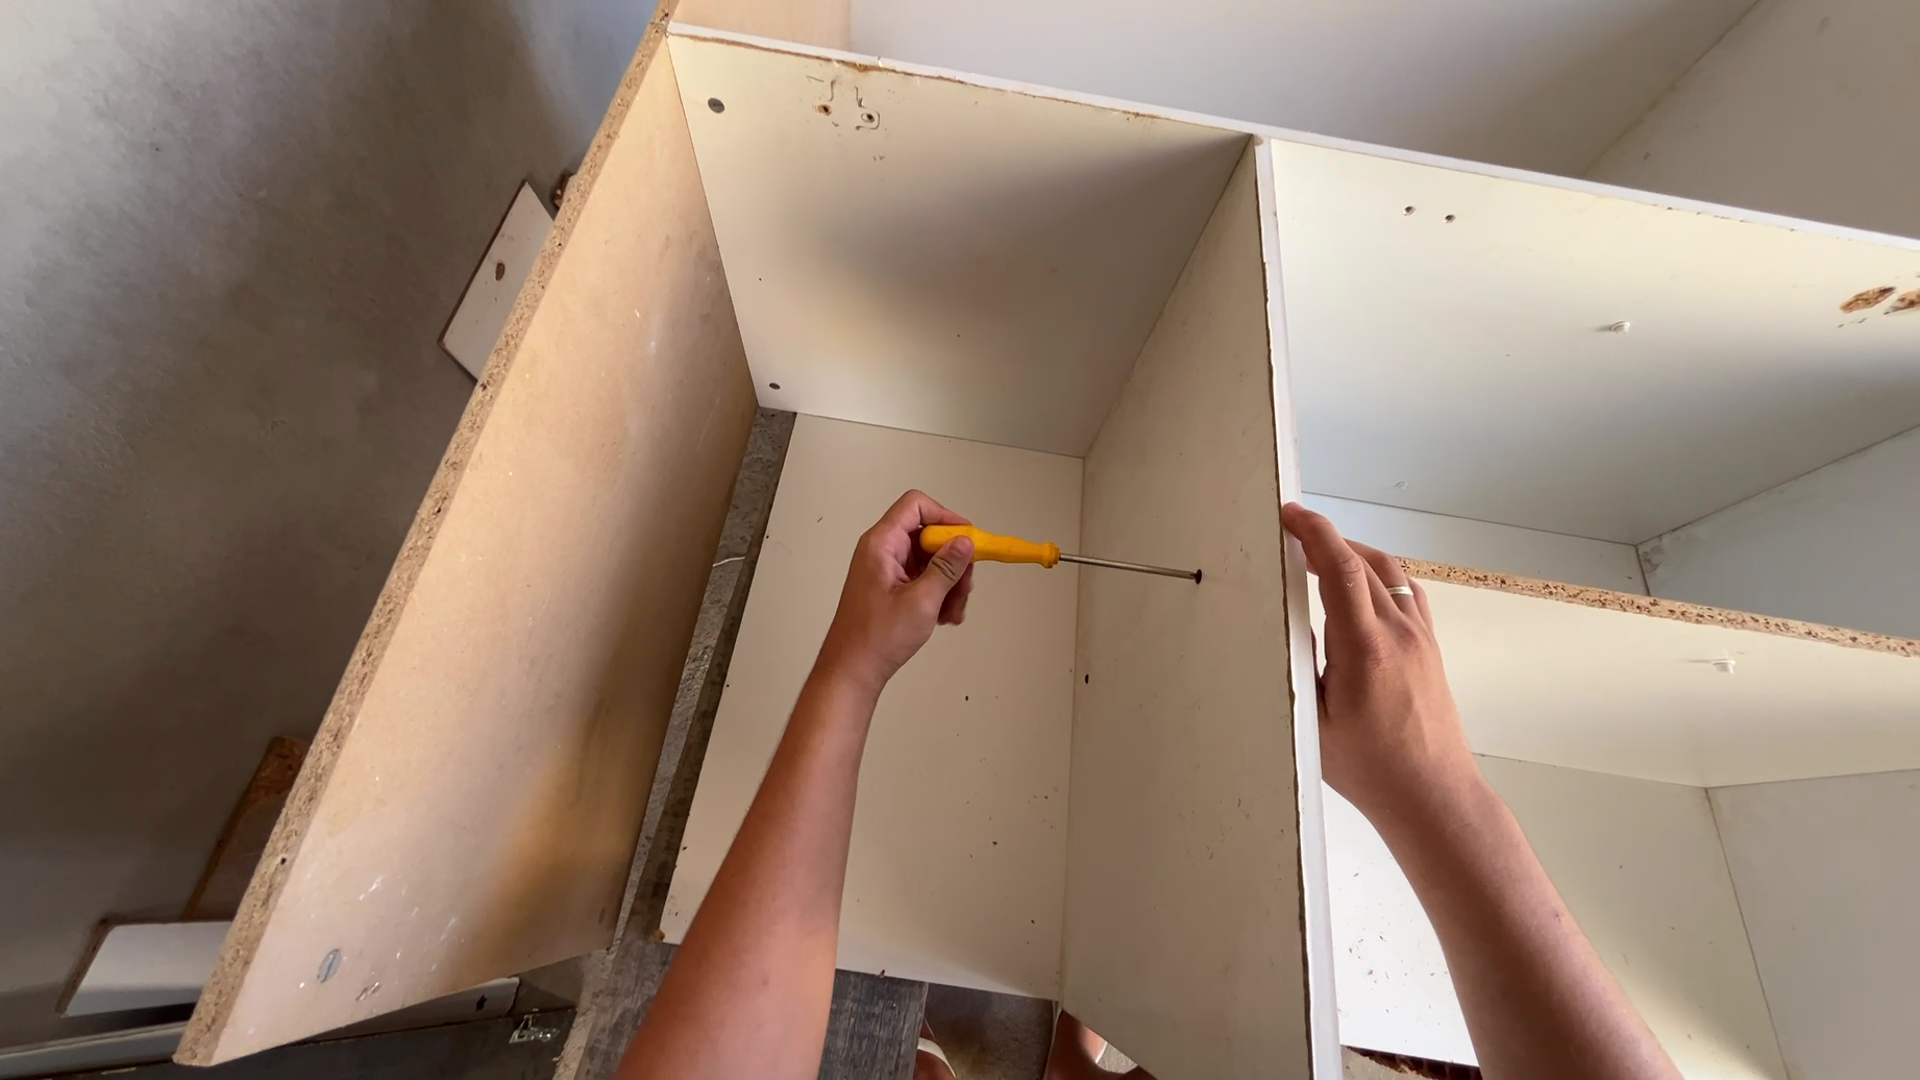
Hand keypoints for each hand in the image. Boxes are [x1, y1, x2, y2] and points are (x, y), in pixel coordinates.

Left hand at [814, 490, 975, 695]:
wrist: (852, 670)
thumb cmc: (877, 637)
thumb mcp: (922, 600)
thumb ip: (946, 567)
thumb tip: (965, 542)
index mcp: (881, 544)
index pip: (916, 506)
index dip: (945, 517)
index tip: (968, 540)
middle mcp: (882, 550)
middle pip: (928, 536)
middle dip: (953, 561)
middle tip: (964, 588)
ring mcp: (886, 569)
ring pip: (930, 560)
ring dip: (949, 583)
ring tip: (953, 612)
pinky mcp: (891, 587)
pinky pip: (923, 578)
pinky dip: (938, 594)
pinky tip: (944, 617)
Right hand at [1280, 502, 1480, 829]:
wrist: (1433, 797)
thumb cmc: (1371, 768)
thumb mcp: (1311, 718)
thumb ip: (1298, 664)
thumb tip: (1287, 623)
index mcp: (1364, 649)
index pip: (1340, 570)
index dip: (1314, 532)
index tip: (1292, 515)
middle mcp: (1399, 635)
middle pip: (1362, 562)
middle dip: (1324, 537)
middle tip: (1291, 531)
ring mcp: (1420, 639)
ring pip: (1388, 572)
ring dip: (1352, 552)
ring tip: (1320, 552)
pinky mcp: (1429, 649)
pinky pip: (1406, 592)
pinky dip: (1377, 574)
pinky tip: (1360, 584)